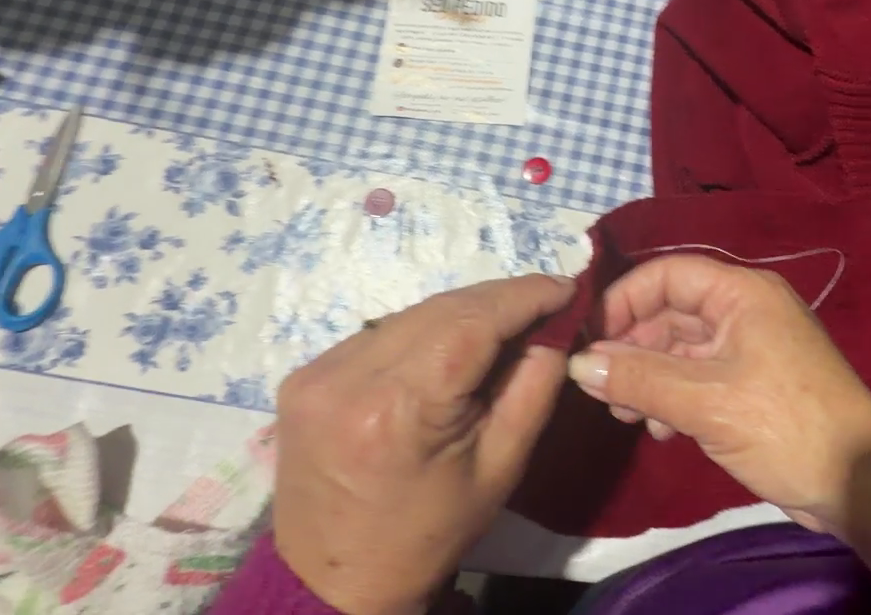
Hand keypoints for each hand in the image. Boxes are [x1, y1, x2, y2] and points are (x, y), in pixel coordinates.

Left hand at [271, 274, 575, 614]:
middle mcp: (351, 375)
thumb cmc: (430, 533)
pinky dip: (425, 329)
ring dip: (464, 310)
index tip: (566, 285)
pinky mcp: (304, 372)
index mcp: (401, 408)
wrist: (334, 585)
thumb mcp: (503, 466)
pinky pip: (384, 331)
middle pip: (443, 307)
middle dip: (500, 299)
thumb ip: (535, 385)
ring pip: (413, 312)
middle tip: (545, 303)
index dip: (524, 295)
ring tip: (503, 325)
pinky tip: (446, 348)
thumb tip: (554, 324)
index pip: (473, 320)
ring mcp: (320, 369)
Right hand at [564, 255, 870, 534]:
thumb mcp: (706, 402)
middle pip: (671, 312)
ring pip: (680, 348)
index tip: (589, 339)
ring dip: (648, 376)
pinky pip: (697, 376)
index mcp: (741, 293)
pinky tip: (659, 428)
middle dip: (632, 348)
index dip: (624, 300)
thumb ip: (639, 379)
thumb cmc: (785, 426)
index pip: (667, 274)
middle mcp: (743, 310)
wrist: (859, 484)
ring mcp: (748, 347)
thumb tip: (580, 364)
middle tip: (601, 388)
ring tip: (625, 414)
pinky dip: (672, 396)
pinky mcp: (749, 383)